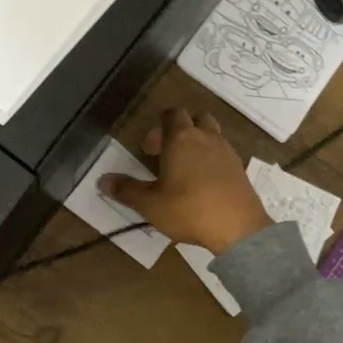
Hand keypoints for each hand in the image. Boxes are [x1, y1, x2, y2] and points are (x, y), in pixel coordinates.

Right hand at [101, 109, 272, 254]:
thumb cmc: (188, 209)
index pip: (171, 115)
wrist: (238, 228)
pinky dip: (213, 160)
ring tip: (187, 168)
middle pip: (195, 118)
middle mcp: (206, 137)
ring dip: (199, 143)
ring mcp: (227, 152)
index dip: (158, 127)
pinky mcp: (240, 169)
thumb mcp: (151, 204)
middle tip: (167, 154)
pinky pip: (224, 154)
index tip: (149, 149)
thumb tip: (102, 181)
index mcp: (181, 138)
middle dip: (180, 130)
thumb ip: (127, 190)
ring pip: (213, 134)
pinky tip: (206, 183)